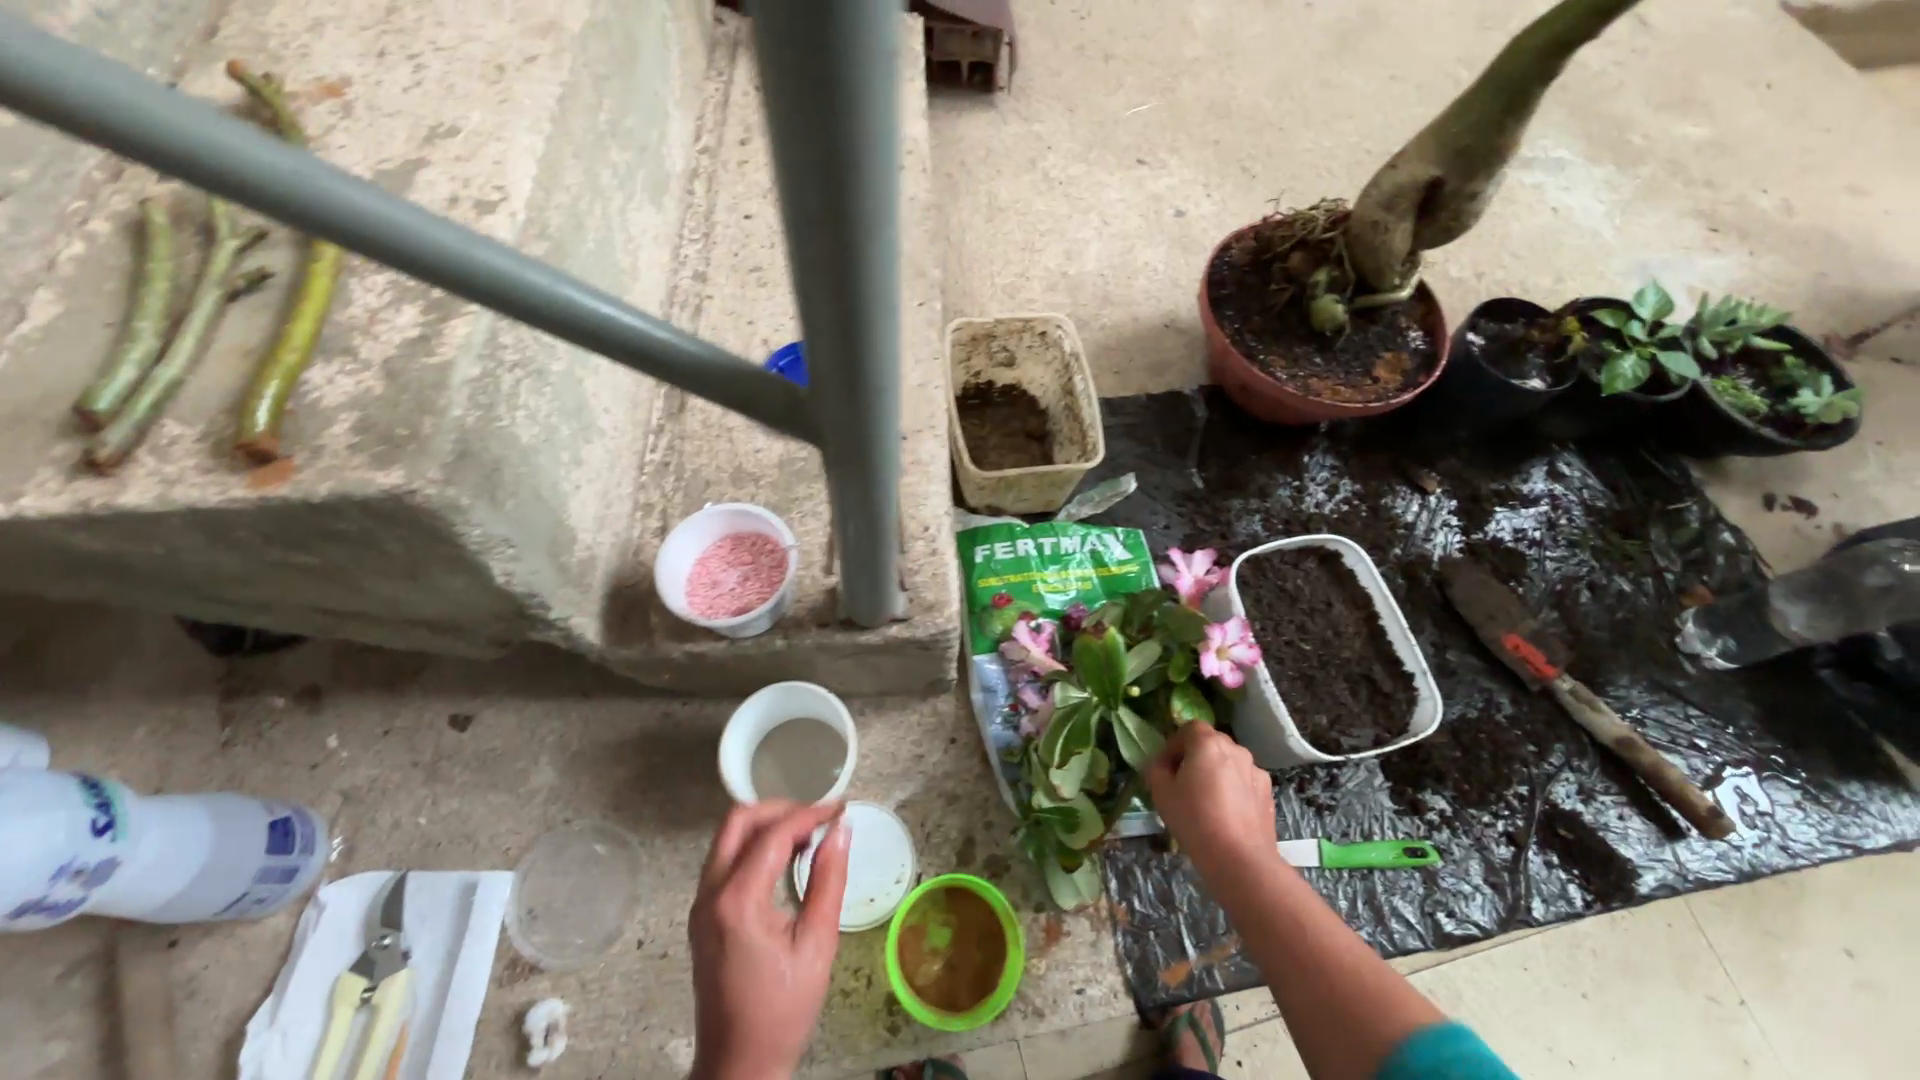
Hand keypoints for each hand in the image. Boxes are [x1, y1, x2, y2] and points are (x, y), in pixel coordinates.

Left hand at [689, 800, 848, 1079]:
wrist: (739, 1063)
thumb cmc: (783, 1010)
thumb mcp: (817, 944)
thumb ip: (828, 881)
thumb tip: (841, 831)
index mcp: (737, 901)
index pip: (773, 834)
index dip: (810, 814)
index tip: (841, 809)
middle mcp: (709, 894)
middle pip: (737, 821)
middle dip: (780, 809)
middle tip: (819, 818)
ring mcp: (700, 905)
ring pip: (727, 838)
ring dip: (766, 826)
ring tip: (808, 837)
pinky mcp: (702, 916)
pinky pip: (724, 861)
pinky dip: (754, 848)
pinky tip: (784, 861)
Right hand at [1146, 723, 1277, 878]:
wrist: (1239, 858)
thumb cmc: (1195, 820)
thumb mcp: (1161, 793)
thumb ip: (1156, 769)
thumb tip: (1161, 765)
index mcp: (1208, 744)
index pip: (1189, 728)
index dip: (1175, 744)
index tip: (1166, 767)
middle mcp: (1236, 750)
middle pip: (1211, 743)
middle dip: (1195, 757)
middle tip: (1183, 783)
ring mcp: (1256, 771)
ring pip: (1229, 763)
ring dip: (1216, 772)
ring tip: (1207, 801)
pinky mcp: (1268, 792)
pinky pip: (1244, 782)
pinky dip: (1234, 789)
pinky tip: (1227, 813)